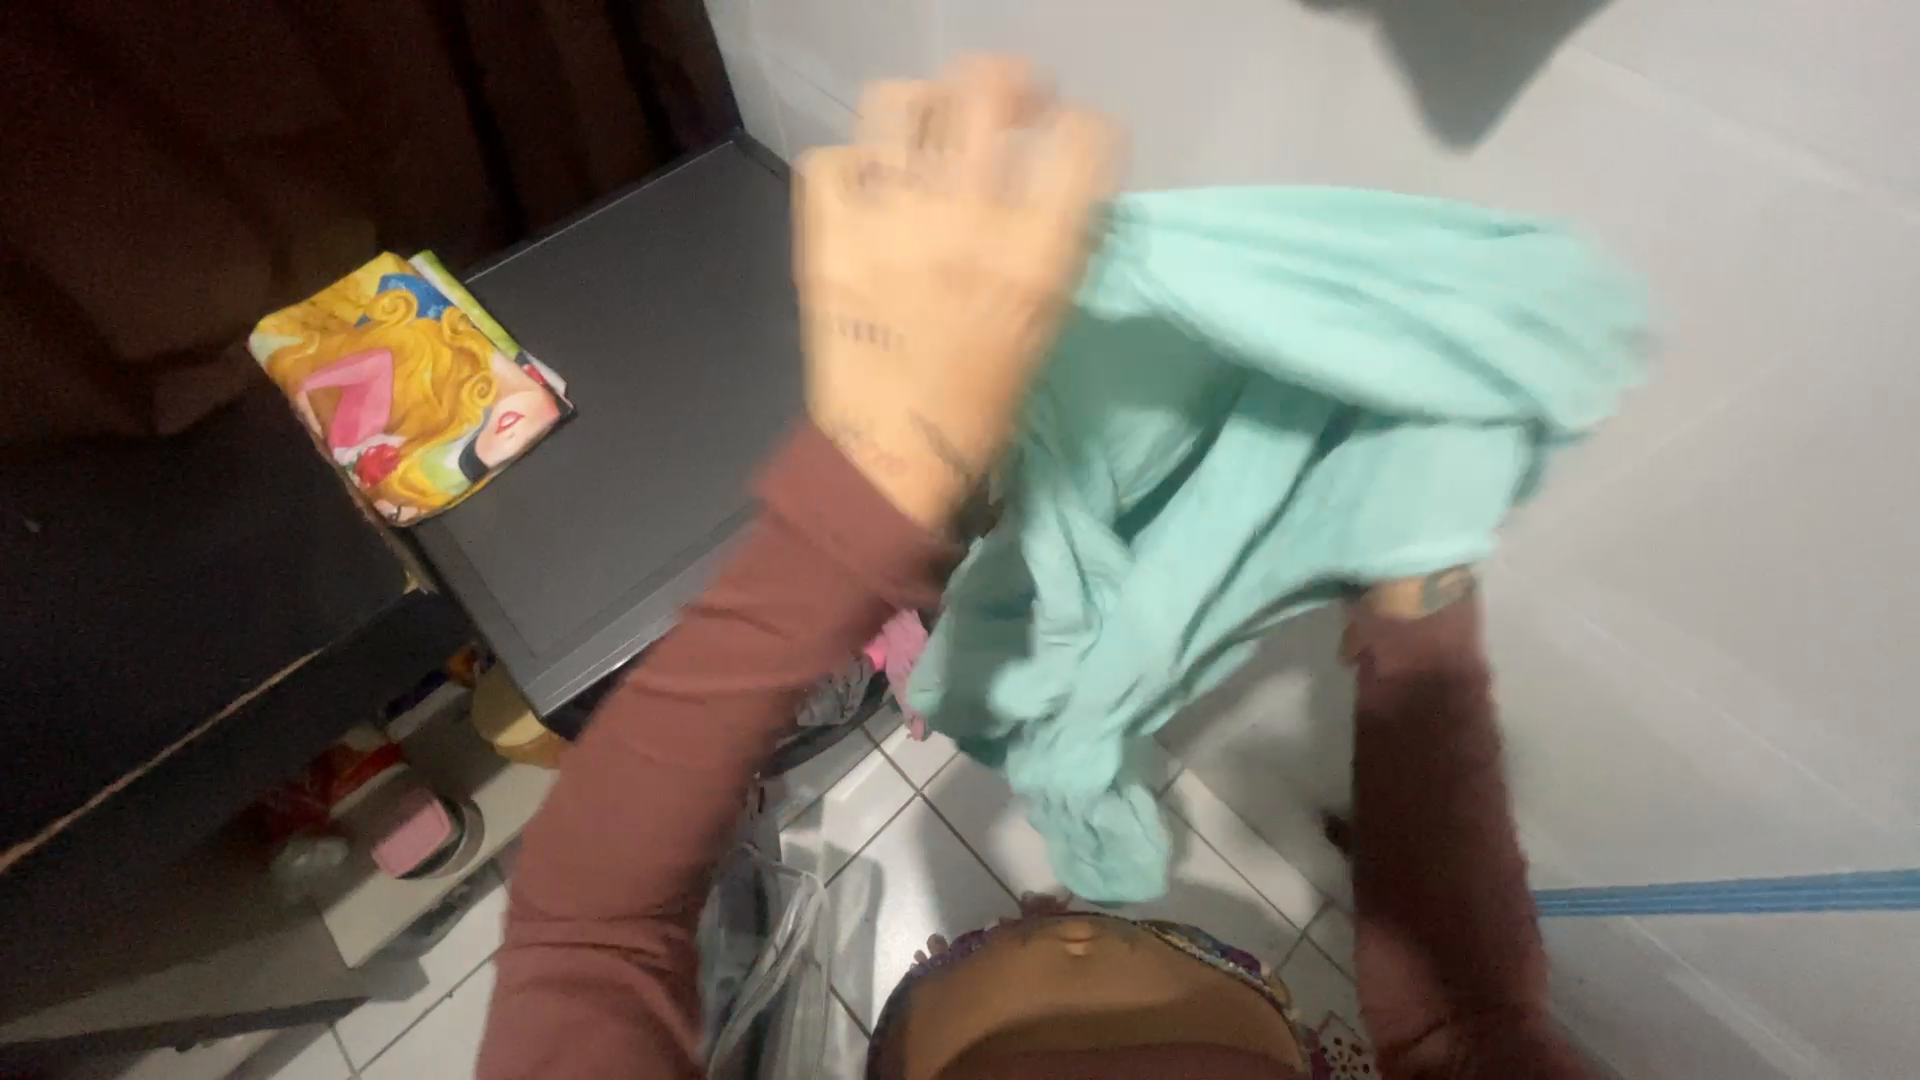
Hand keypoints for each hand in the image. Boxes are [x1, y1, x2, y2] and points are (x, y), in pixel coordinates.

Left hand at [793, 56, 1118, 530]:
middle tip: (1009, 108)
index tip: (1071, 137)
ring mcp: (886, 227)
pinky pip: (833, 160)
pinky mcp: (828, 241)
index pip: (1082, 139)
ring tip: (931, 130)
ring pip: (898, 103)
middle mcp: (962, 225)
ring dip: (925, 105)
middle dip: (1010, 85)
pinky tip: (871, 190)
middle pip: (987, 91)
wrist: (892, 459)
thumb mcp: (1043, 329)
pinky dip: (852, 165)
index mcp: (1031, 259)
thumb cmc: (980, 408)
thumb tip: (1053, 185)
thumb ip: (1053, 249)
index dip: (1084, 127)